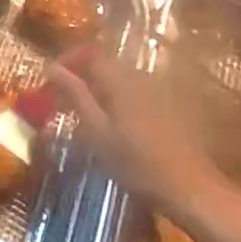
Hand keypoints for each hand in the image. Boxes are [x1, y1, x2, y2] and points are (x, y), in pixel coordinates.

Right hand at [47, 54, 220, 205]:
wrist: (190, 188)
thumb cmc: (137, 164)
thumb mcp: (98, 132)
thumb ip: (75, 95)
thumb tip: (51, 66)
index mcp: (120, 78)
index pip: (89, 52)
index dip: (68, 60)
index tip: (50, 79)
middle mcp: (140, 75)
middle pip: (105, 64)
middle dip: (82, 76)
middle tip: (64, 101)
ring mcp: (157, 89)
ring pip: (120, 78)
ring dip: (100, 89)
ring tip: (87, 117)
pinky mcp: (169, 105)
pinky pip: (135, 91)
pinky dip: (118, 99)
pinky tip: (115, 126)